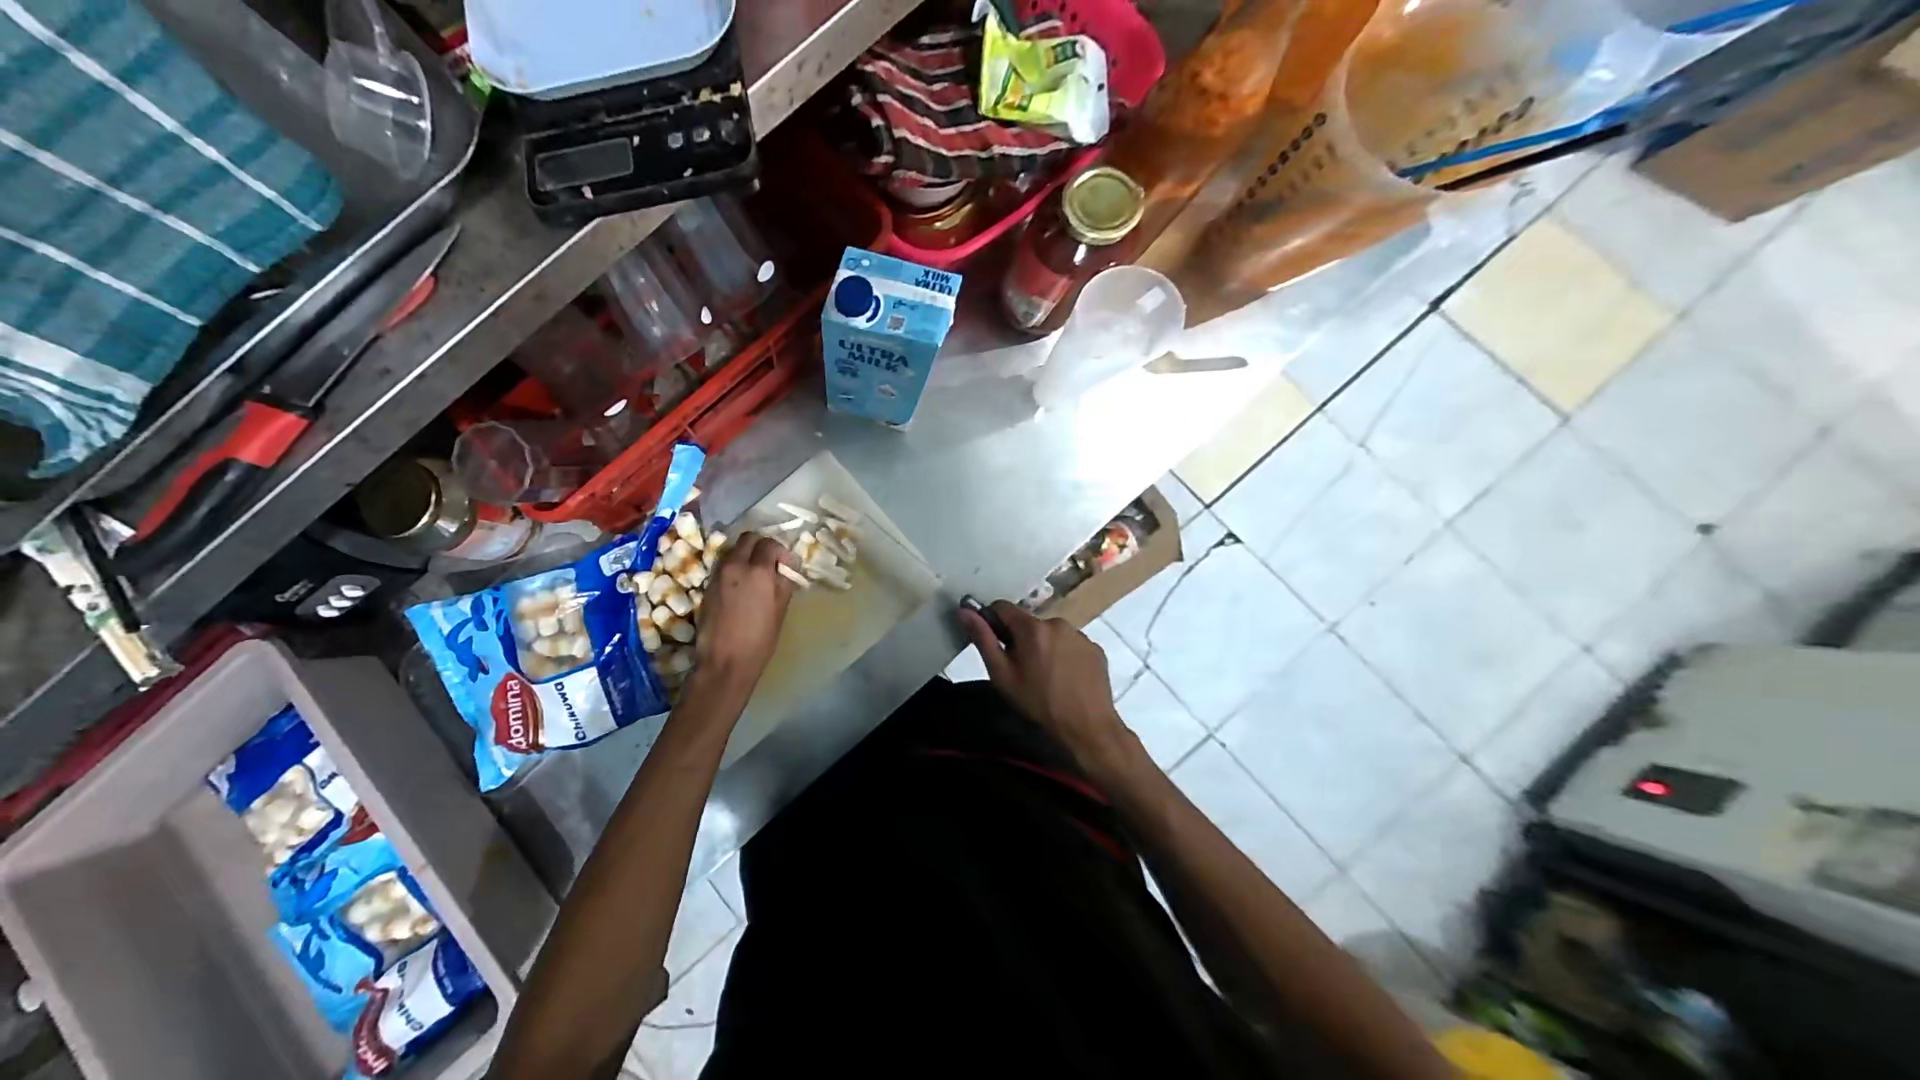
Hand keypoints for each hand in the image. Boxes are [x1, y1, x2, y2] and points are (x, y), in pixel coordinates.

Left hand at [692, 534, 797, 685]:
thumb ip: (783, 582)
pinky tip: (741, 587)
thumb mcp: (780, 609)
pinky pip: (724, 566)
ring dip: (746, 555)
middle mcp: (735, 565)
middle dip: (761, 545)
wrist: (725, 661)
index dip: (780, 550)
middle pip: (747, 539)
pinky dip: (735, 568)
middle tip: (770, 562)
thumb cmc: (759, 639)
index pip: (769, 543)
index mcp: (757, 571)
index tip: (786, 565)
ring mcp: (718, 574)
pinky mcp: (707, 586)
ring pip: (733, 551)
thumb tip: (785, 568)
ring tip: (756, 576)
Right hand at [959, 601, 1133, 769]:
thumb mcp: (1003, 675)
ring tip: (1046, 678)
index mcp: (1032, 628)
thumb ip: (983, 640)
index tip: (994, 642)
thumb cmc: (1038, 703)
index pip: (1003, 607)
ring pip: (1051, 635)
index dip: (993, 621)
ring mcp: (1080, 635)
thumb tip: (965, 611)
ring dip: (1044, 648)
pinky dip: (1065, 656)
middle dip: (1021, 640)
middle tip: (1021, 670)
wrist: (1087, 726)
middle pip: (1029, 624)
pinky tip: (1066, 679)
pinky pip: (1071, 645)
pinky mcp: (1095, 649)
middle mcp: (1058, 623)